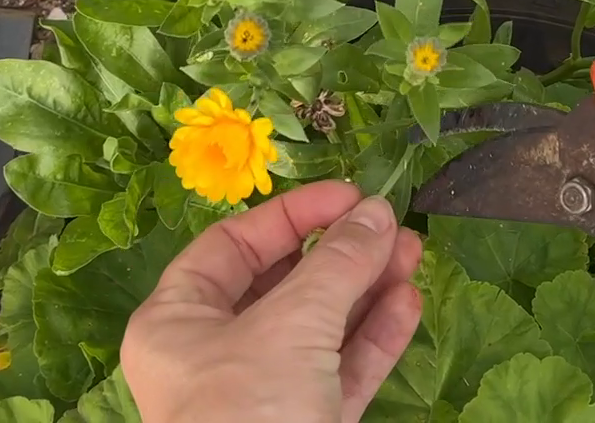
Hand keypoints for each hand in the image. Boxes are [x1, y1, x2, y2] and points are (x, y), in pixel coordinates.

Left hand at [122, 179, 423, 422]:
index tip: (349, 195)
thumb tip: (376, 211)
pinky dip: (374, 337)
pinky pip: (340, 371)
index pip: (237, 244)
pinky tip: (408, 303)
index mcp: (181, 322)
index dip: (295, 214)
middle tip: (390, 223)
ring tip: (414, 251)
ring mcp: (263, 396)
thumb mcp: (292, 324)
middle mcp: (217, 355)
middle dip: (342, 251)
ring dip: (367, 287)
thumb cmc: (251, 413)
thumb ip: (337, 261)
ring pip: (320, 325)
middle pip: (285, 282)